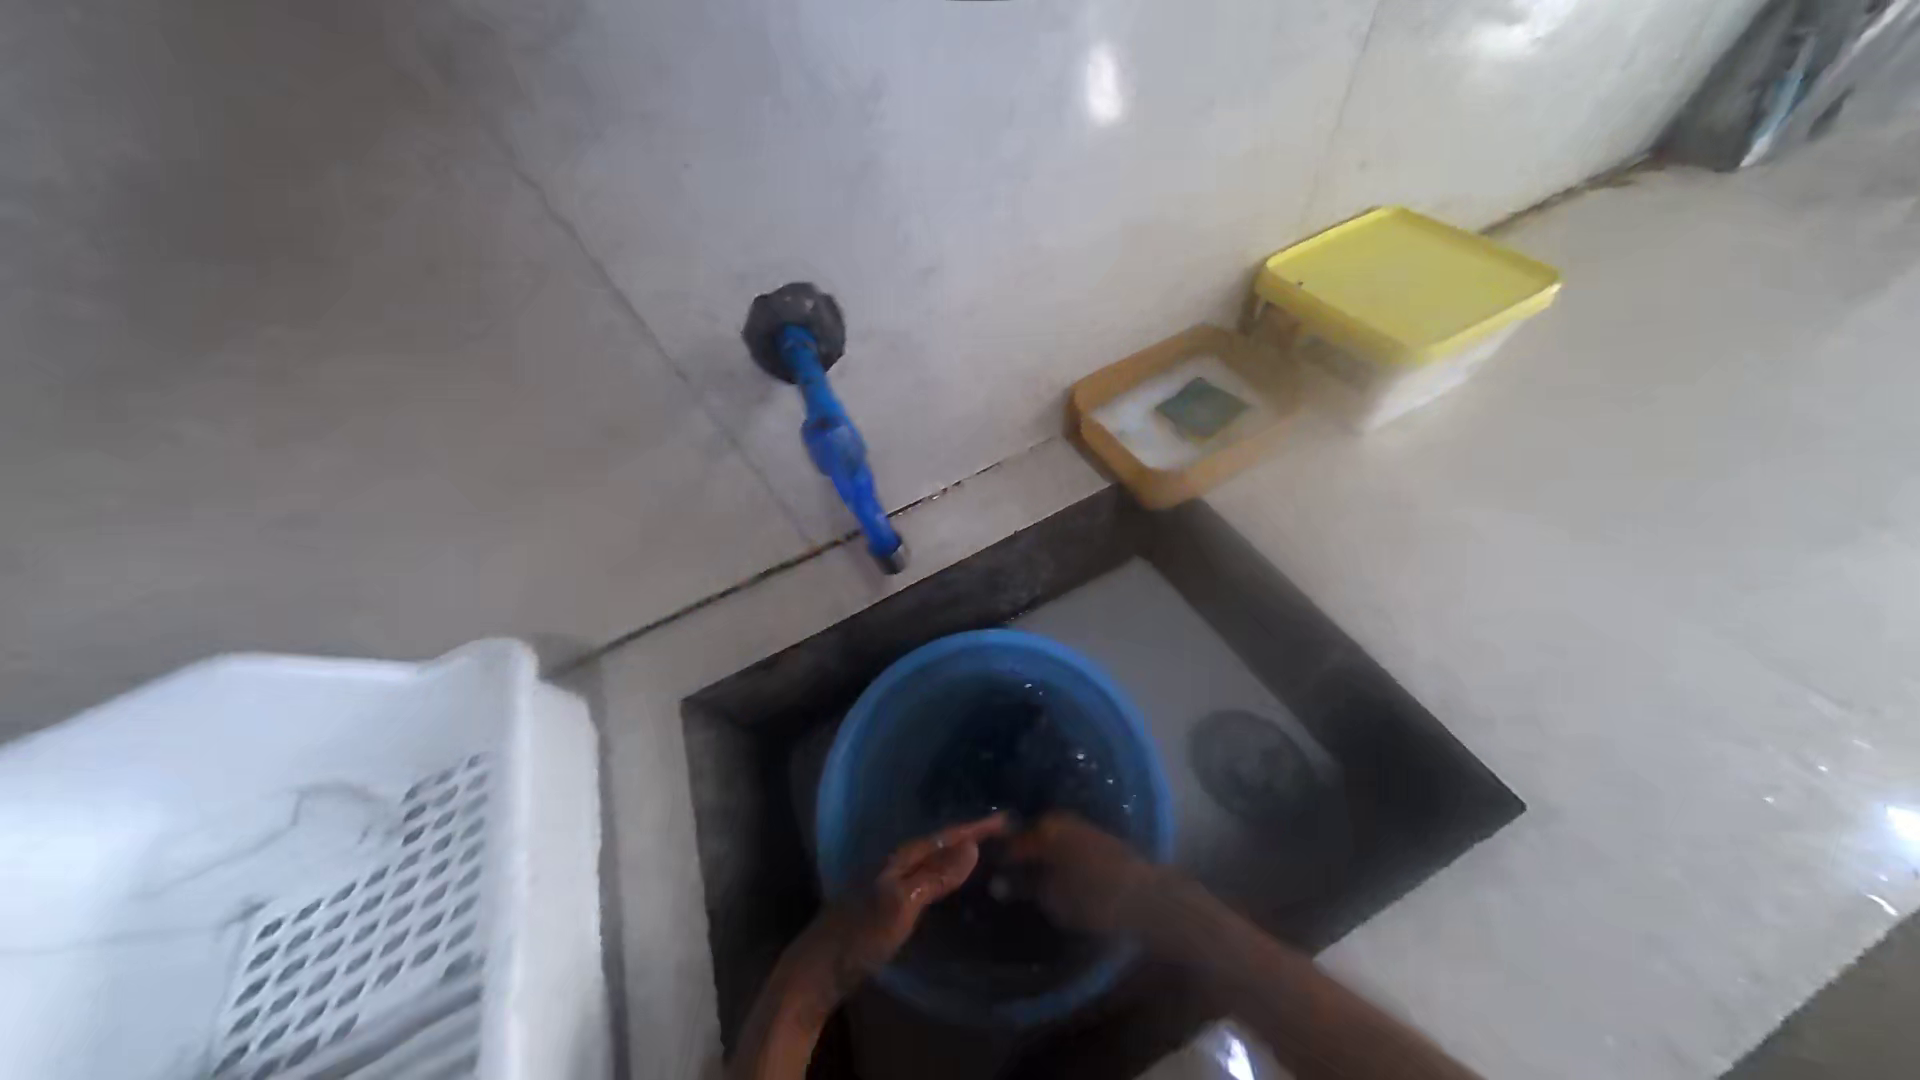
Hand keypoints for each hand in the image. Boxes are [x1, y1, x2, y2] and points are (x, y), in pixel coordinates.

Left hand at [792, 814, 1007, 1006]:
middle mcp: (896, 863)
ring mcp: (891, 882)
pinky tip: (955, 881)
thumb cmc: (860, 934)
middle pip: (940, 842)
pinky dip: (946, 872)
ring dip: (959, 852)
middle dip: (970, 833)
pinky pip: (927, 876)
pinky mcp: (889, 903)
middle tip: (1004, 830)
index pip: (945, 834)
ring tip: (988, 849)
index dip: (975, 826)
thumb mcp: (901, 905)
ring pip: (933, 858)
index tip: (1007, 817)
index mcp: (900, 857)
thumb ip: (935, 876)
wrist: (818, 971)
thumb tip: (973, 846)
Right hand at [1005, 812, 1161, 933]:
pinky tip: (1055, 874)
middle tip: (1005, 876)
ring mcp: (1082, 828)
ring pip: (1049, 839)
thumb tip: (998, 882)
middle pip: (1031, 835)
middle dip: (1018, 853)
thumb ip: (1023, 886)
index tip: (986, 873)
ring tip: (1029, 877)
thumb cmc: (1094, 897)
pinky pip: (1066, 845)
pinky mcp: (1099, 841)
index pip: (1010, 841)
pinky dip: (1056, 857)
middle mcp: (1061, 821)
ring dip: (1038, 855)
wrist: (1148, 898)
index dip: (997, 858)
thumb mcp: (1052, 897)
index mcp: (1044, 829)